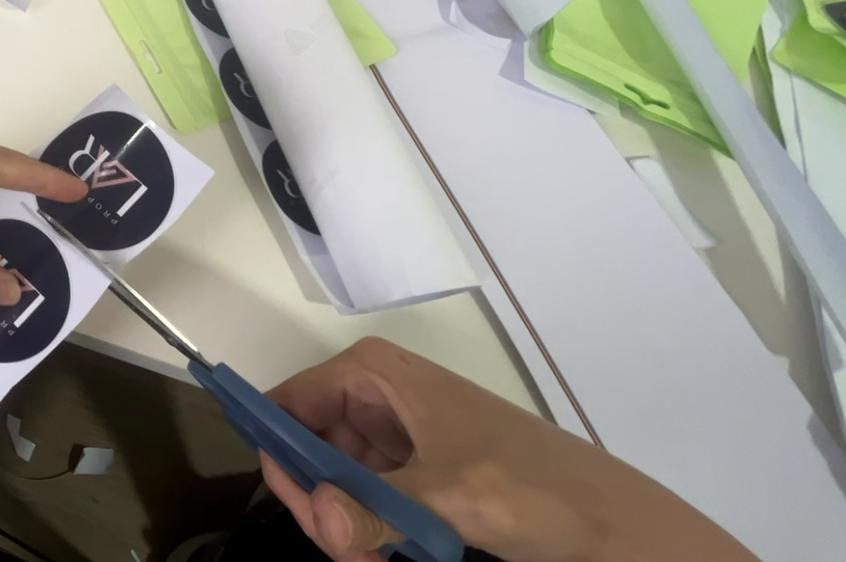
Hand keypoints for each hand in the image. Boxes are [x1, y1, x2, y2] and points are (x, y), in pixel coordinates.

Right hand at [260, 337, 756, 561]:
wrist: (636, 533)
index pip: (289, 402)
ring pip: (334, 475)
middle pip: (308, 443)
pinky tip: (390, 554)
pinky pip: (365, 495)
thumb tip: (317, 520)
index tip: (302, 512)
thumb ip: (379, 511)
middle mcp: (372, 393)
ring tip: (377, 559)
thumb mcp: (457, 500)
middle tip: (346, 551)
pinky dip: (369, 528)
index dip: (280, 451)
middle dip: (319, 500)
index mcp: (371, 373)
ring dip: (344, 521)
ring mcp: (392, 432)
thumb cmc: (540, 491)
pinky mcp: (412, 468)